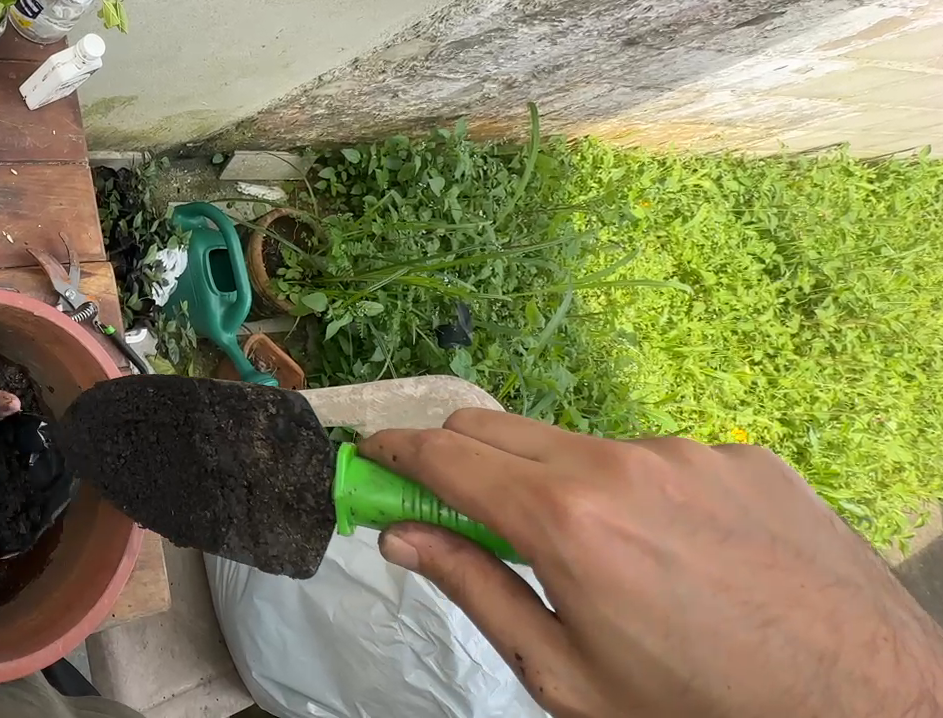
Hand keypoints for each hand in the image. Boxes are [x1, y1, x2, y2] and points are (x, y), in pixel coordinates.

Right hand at [362, 409, 942, 717]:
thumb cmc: (705, 716)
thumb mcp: (570, 676)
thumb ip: (471, 586)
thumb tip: (396, 533)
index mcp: (562, 517)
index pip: (440, 453)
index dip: (392, 451)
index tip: (372, 458)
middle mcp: (613, 461)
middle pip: (487, 425)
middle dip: (453, 456)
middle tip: (458, 505)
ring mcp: (683, 451)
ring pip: (567, 439)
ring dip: (546, 475)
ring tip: (596, 546)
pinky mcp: (742, 455)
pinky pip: (649, 454)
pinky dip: (630, 487)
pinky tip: (678, 547)